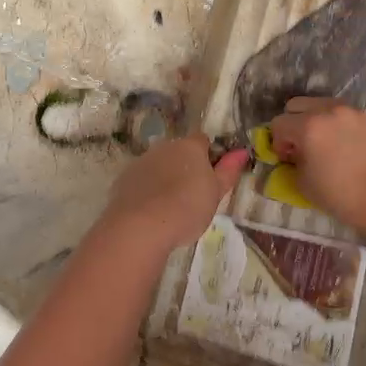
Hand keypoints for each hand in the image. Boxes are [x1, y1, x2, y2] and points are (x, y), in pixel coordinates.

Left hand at [92, 137, 249, 258]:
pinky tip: (151, 211)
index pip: (202, 140)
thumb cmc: (188, 207)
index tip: (212, 178)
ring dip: (166, 178)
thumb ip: (228, 171)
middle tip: (193, 195)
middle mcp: (163, 147)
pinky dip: (148, 190)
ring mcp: (141, 161)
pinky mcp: (124, 179)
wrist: (142, 225)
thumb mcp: (216, 192)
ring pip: (159, 165)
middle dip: (186, 167)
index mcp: (189, 146)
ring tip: (171, 207)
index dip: (209, 156)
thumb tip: (241, 152)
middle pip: (178, 152)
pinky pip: (142, 180)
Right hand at [269, 98, 365, 230]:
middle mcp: (328, 111)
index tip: (286, 159)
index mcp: (308, 126)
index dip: (277, 142)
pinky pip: (340, 113)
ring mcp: (350, 112)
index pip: (279, 123)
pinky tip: (341, 146)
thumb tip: (293, 156)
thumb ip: (292, 164)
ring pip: (320, 105)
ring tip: (322, 145)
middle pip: (296, 105)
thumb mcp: (303, 184)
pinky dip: (333, 124)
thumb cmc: (341, 195)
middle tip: (300, 147)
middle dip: (292, 124)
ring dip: (313, 120)